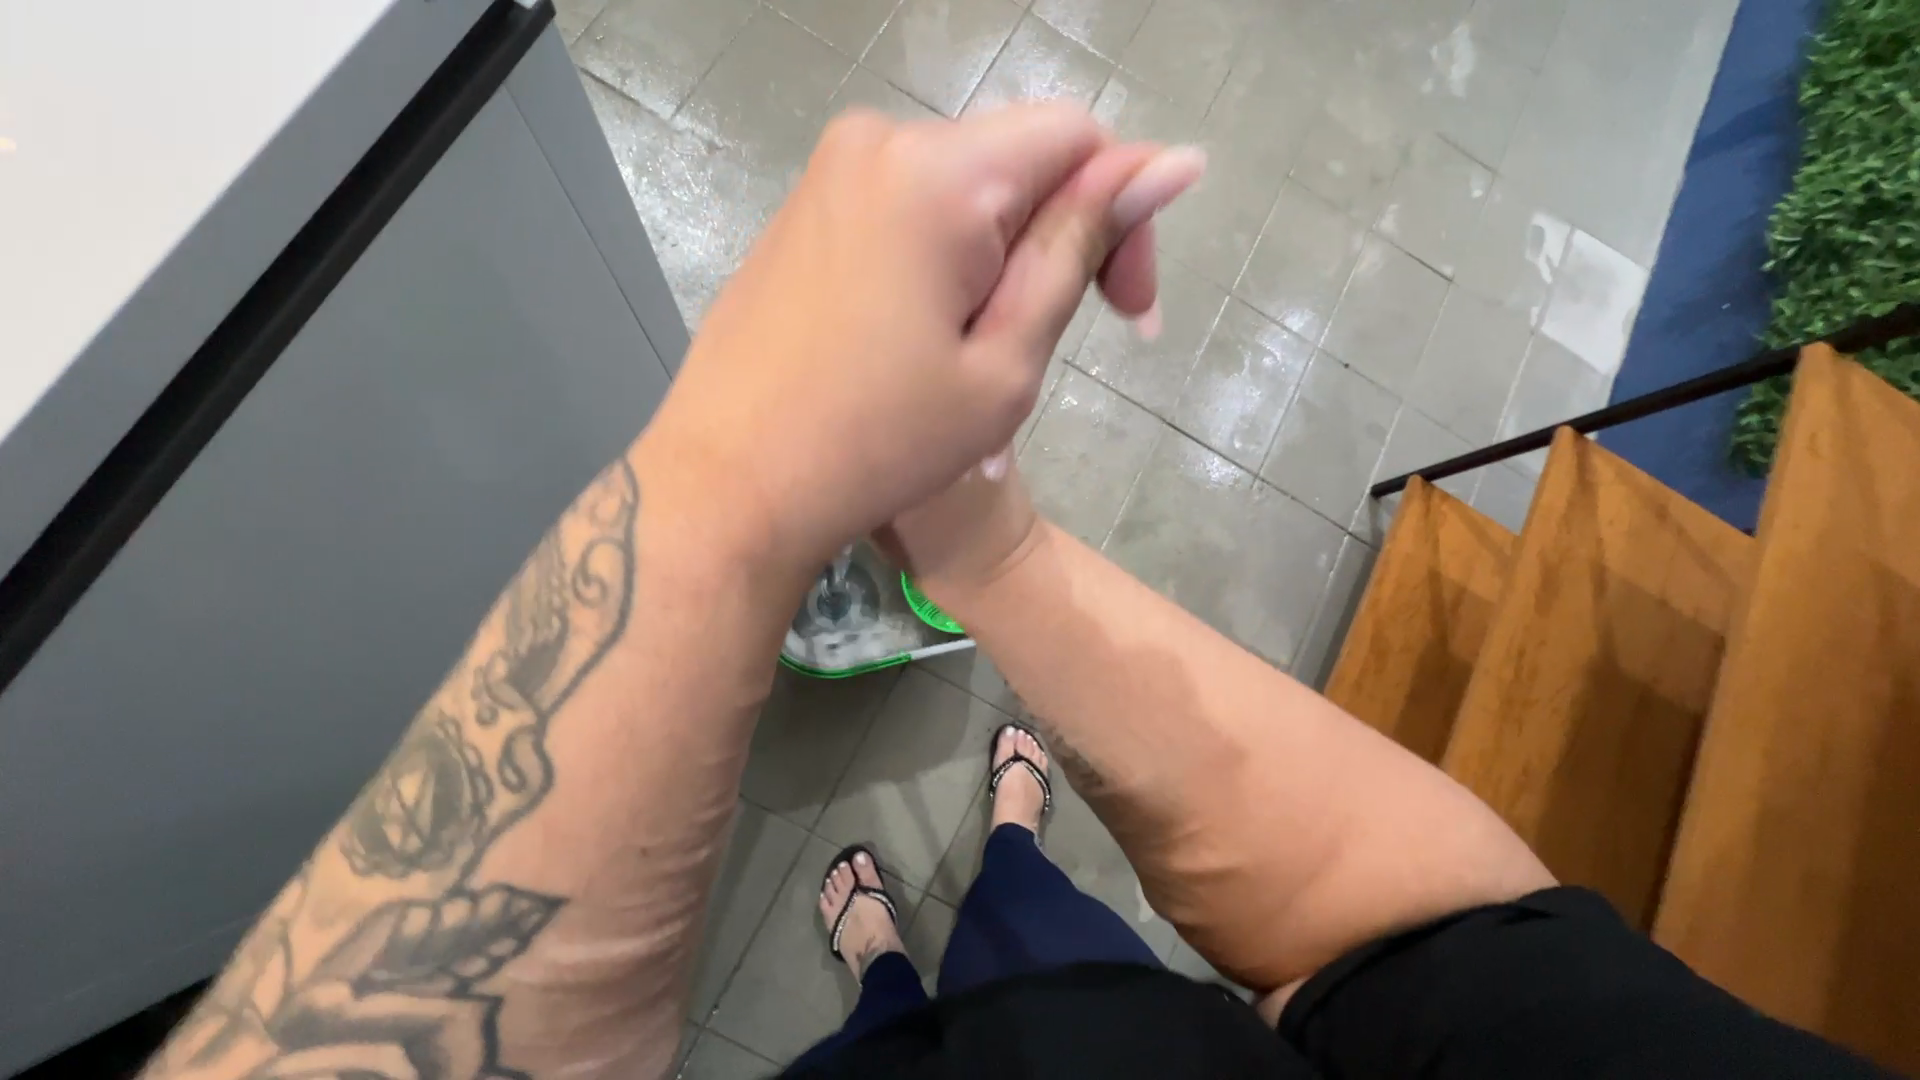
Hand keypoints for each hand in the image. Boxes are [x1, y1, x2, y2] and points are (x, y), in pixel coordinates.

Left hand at [635, 104, 1203, 574]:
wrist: (730, 484)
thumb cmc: (879, 443)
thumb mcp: (1006, 361)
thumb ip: (1081, 249)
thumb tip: (1171, 163)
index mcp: (938, 172)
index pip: (1078, 137)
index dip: (1123, 215)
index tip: (1126, 316)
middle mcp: (878, 141)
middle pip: (1016, 162)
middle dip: (1056, 245)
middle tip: (1039, 354)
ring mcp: (829, 174)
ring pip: (962, 194)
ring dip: (996, 266)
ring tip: (974, 366)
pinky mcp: (803, 214)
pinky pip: (904, 214)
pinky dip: (941, 266)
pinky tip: (920, 345)